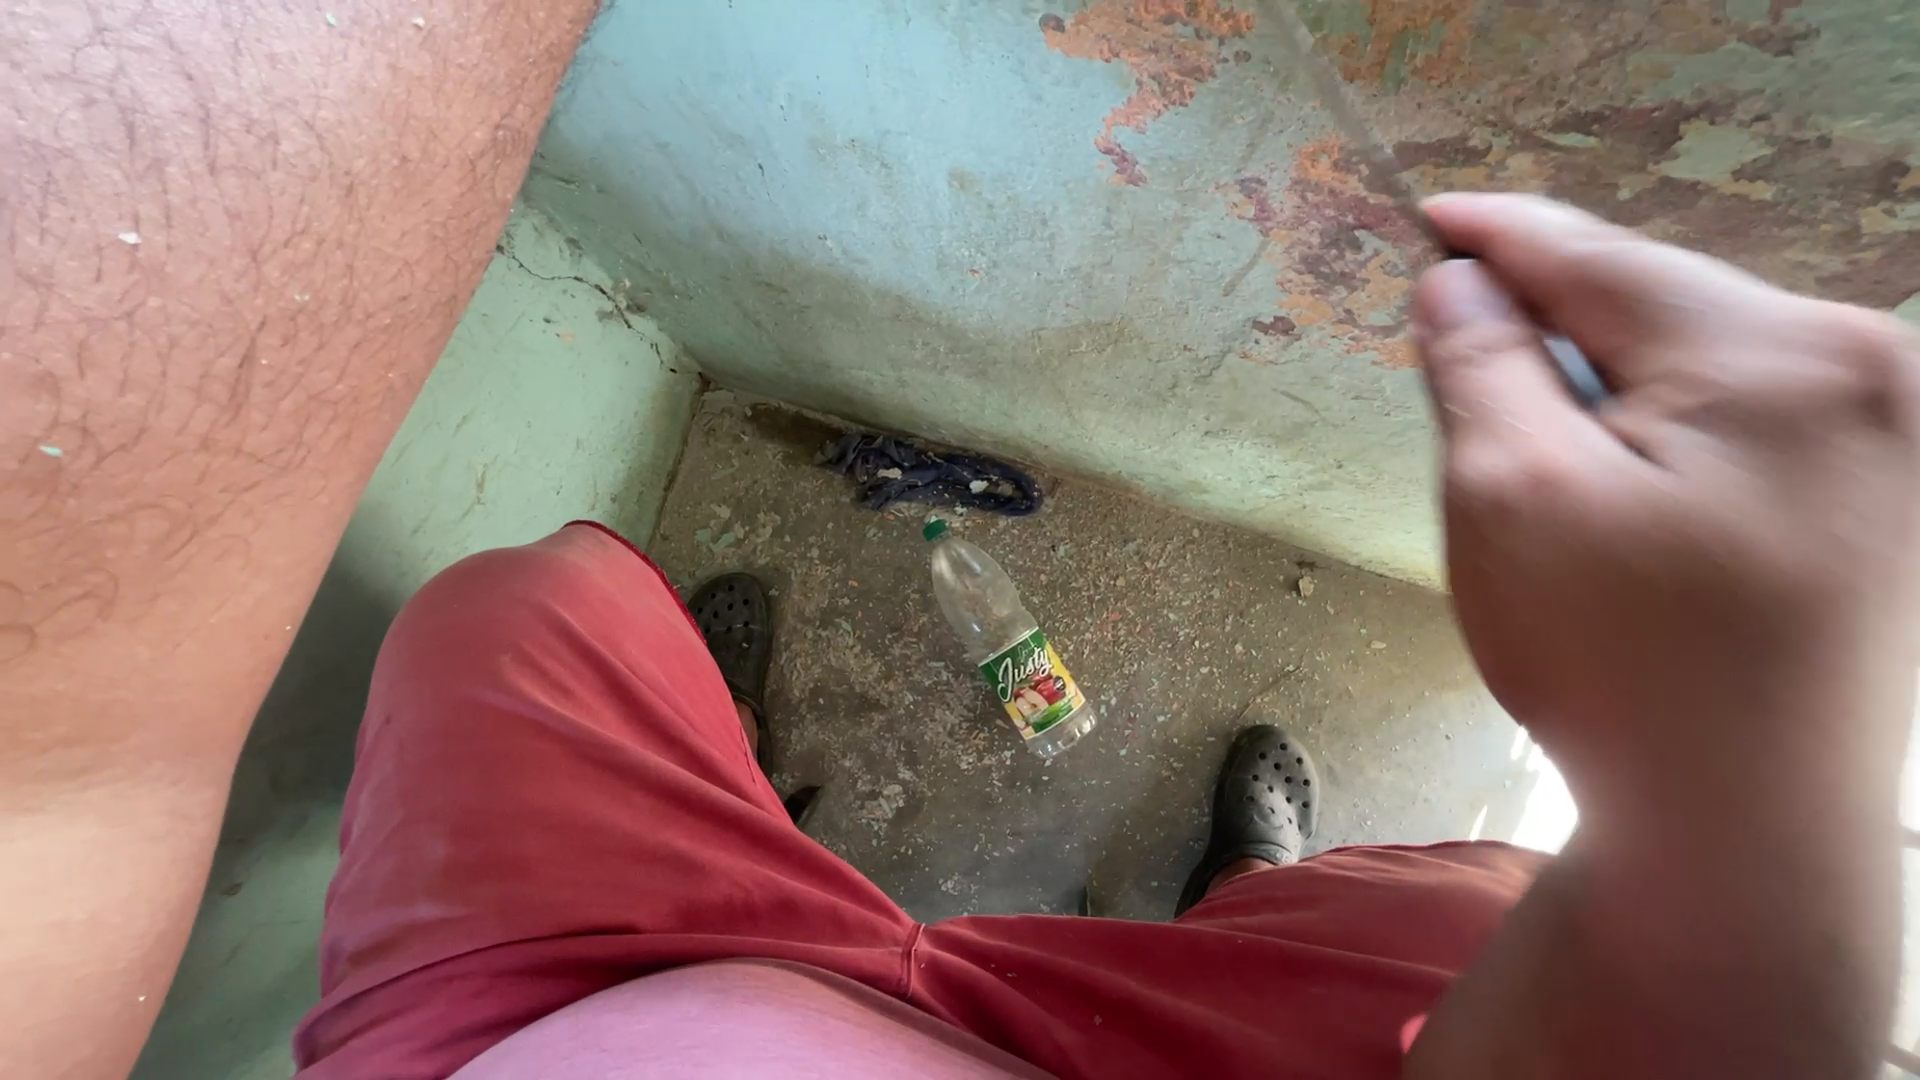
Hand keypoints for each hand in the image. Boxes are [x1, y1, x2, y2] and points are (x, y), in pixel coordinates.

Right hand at [1415, 194, 1919, 825]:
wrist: (1738, 812)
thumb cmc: (1603, 648)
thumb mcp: (1506, 491)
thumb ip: (1481, 366)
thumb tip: (1455, 280)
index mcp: (1775, 356)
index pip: (1598, 259)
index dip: (1498, 233)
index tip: (1430, 216)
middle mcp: (1871, 368)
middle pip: (1653, 306)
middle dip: (1545, 320)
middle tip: (1456, 357)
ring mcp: (1895, 431)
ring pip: (1691, 359)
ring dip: (1594, 377)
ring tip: (1526, 442)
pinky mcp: (1881, 488)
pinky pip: (1733, 410)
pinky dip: (1646, 418)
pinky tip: (1606, 477)